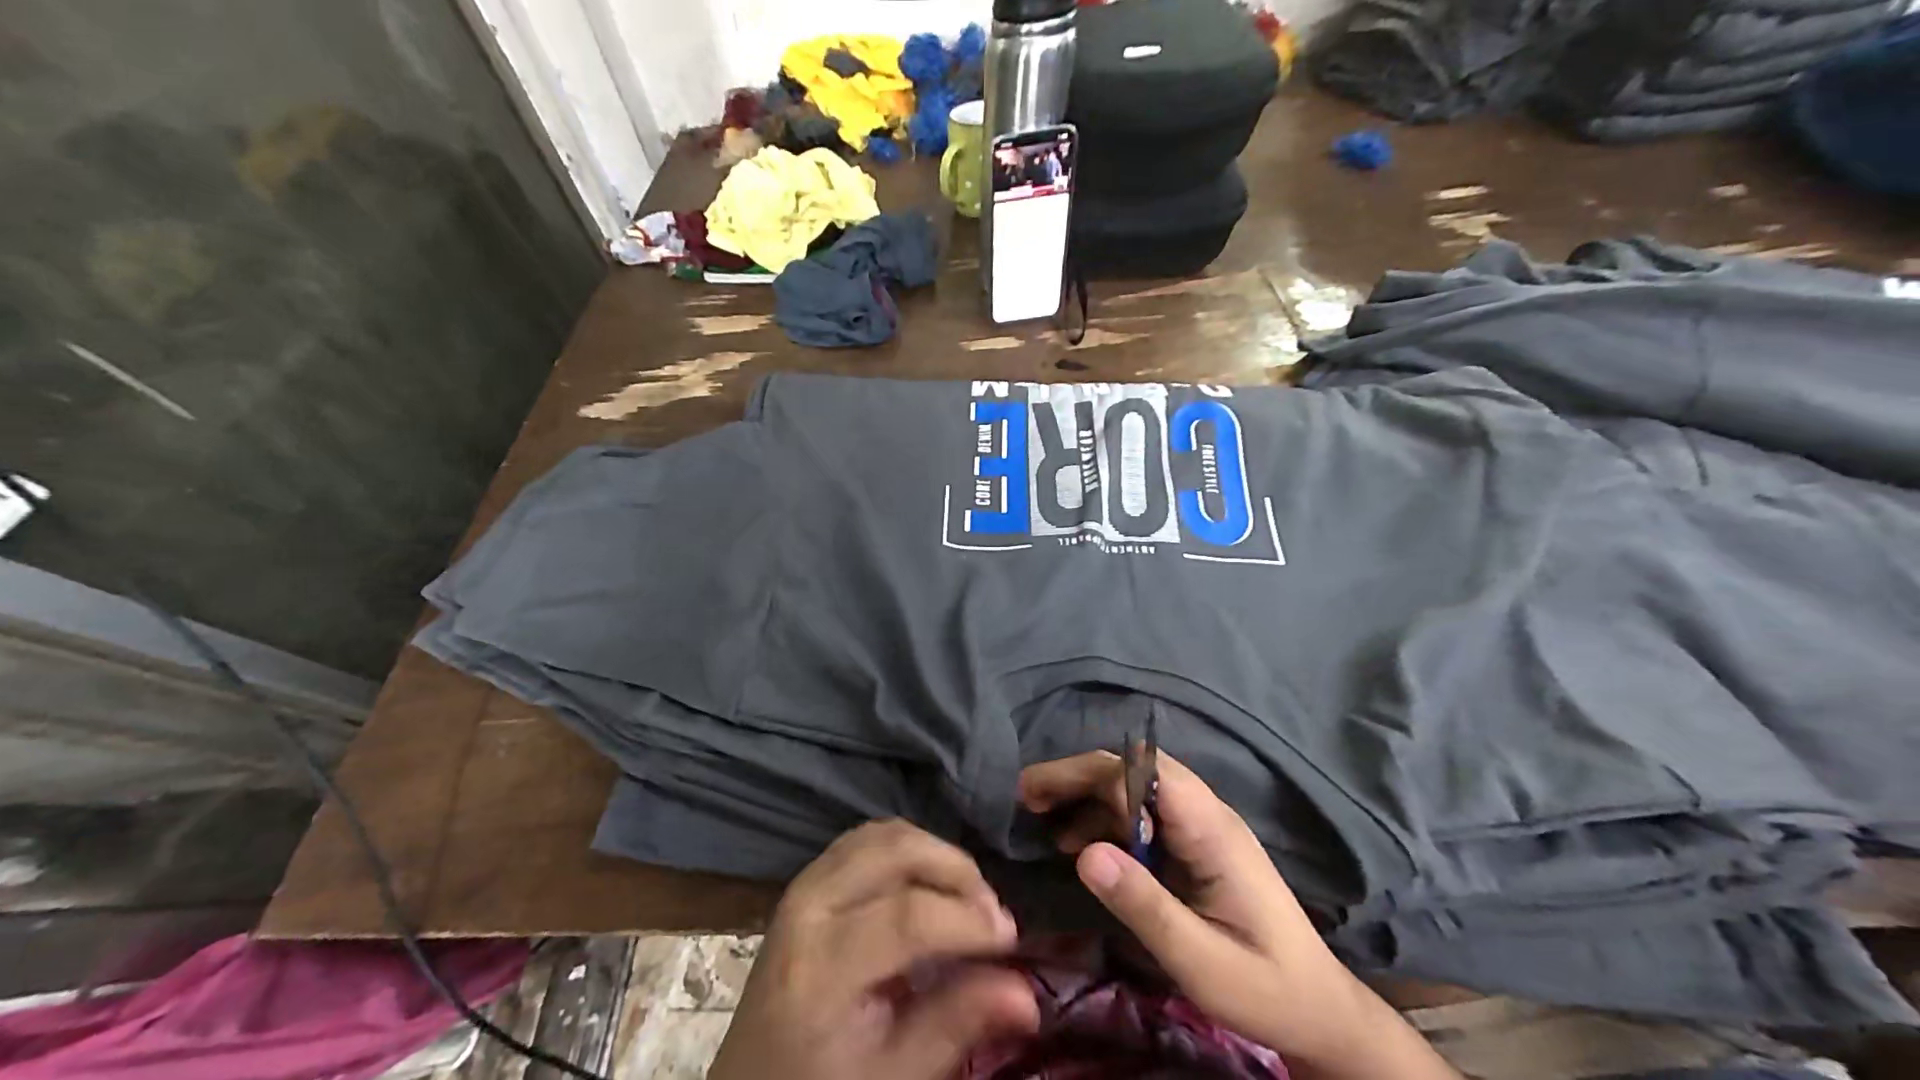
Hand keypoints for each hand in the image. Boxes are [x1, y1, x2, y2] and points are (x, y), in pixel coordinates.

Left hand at [708, 820, 1039, 1079]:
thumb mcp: (892, 1077)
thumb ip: (956, 1024)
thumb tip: (1027, 993)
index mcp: (821, 967)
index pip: (908, 917)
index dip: (969, 921)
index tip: (1012, 941)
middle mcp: (808, 906)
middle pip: (895, 851)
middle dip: (956, 871)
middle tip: (992, 914)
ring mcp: (803, 885)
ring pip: (881, 833)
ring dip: (934, 854)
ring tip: (966, 898)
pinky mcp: (808, 879)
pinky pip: (865, 839)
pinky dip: (907, 848)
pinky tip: (928, 883)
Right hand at [1020, 751, 1460, 1079]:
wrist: (1319, 1011)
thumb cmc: (1264, 988)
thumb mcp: (1201, 960)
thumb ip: (1145, 906)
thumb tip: (1084, 853)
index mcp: (1212, 830)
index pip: (1146, 772)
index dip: (1093, 777)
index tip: (1044, 800)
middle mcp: (1205, 815)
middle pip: (1134, 770)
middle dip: (1078, 776)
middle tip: (1027, 796)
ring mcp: (1200, 829)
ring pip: (1134, 789)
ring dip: (1086, 796)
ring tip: (1042, 821)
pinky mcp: (1194, 847)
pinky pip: (1142, 817)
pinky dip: (1104, 821)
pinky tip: (1079, 847)